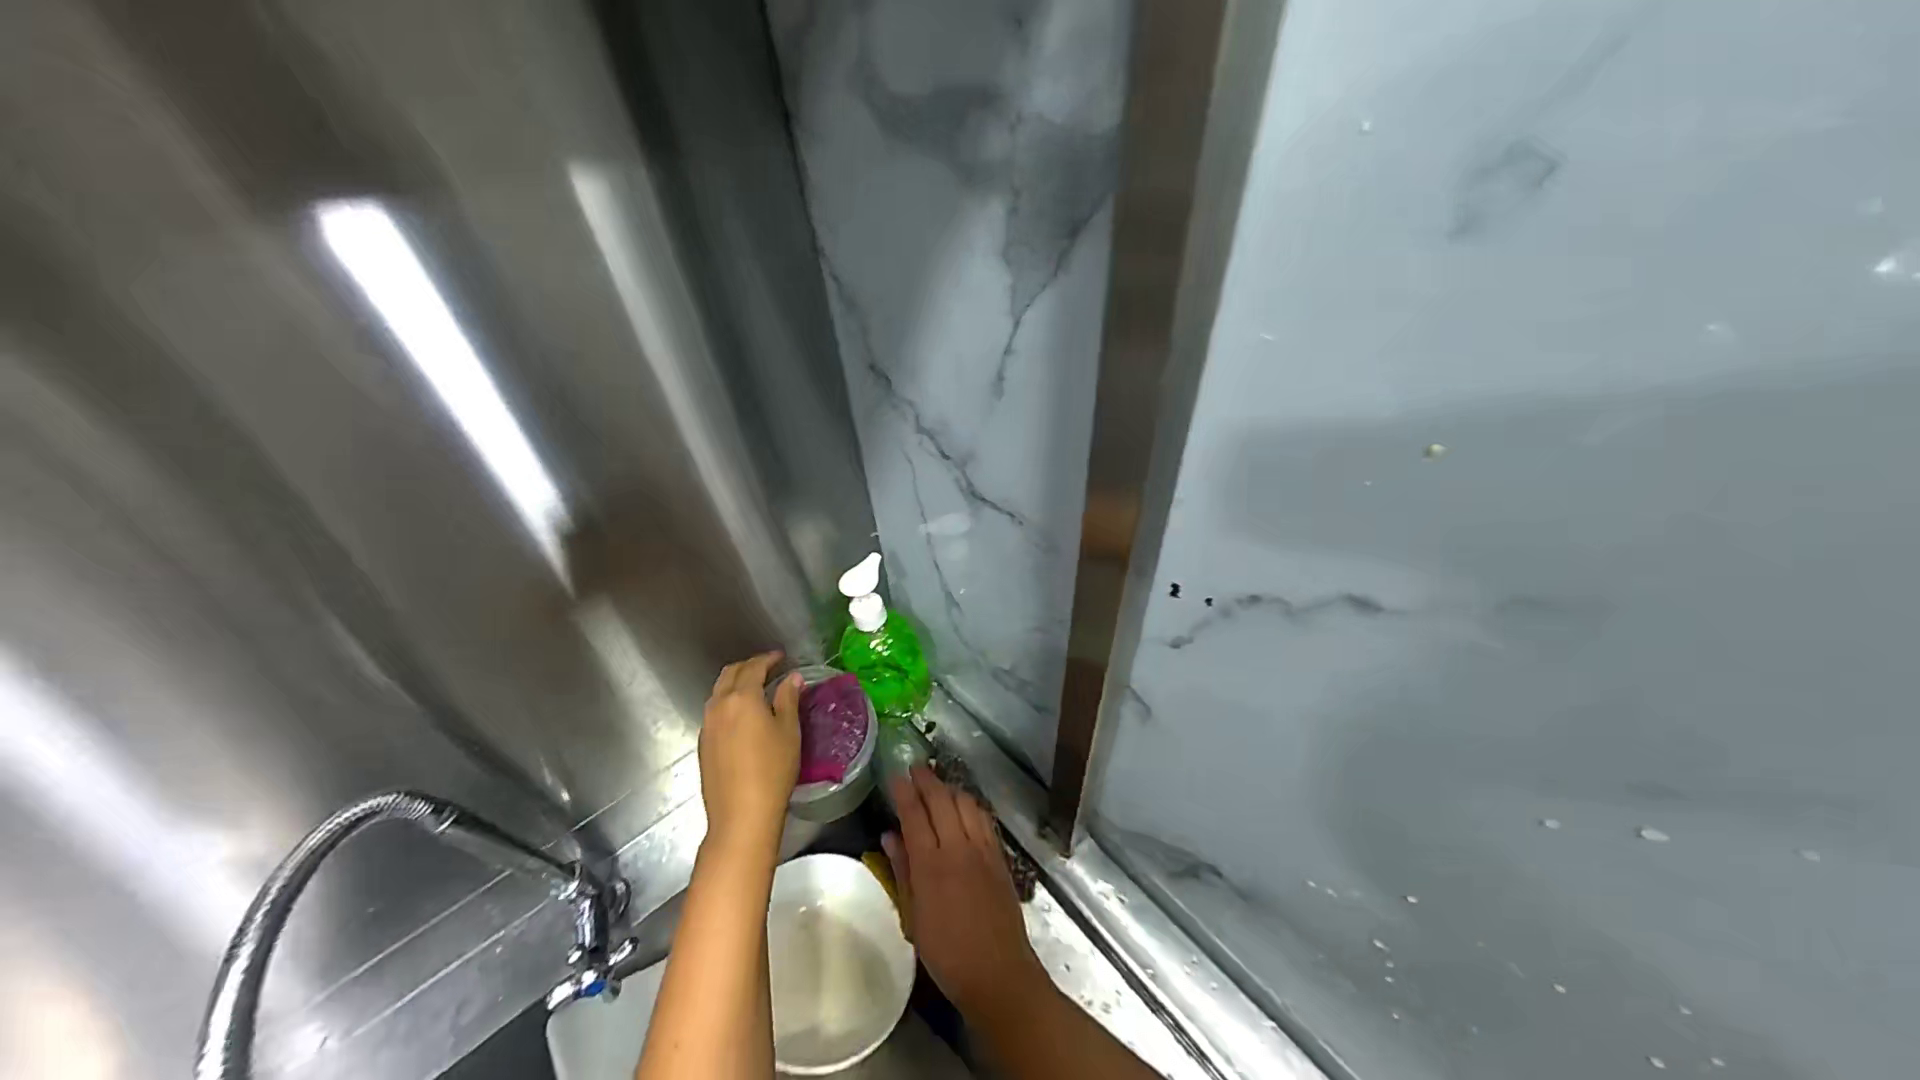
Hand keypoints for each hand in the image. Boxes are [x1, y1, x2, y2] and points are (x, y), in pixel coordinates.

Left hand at [700, 652, 800, 850]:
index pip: (753, 667)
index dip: (768, 659)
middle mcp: (718, 706)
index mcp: (741, 697)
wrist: (741, 814)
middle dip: (749, 666)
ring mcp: (707, 726)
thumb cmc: (773, 769)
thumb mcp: (789, 731)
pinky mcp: (704, 744)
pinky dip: (729, 703)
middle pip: (730, 674)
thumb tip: (792, 679)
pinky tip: (744, 716)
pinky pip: (715, 711)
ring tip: (757, 689)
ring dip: (736, 684)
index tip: (781, 657)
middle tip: (769, 668)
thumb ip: (789, 699)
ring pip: (719, 692)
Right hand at [883, 767, 1046, 1016]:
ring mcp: (983, 850)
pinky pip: (985, 819)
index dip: (904, 791)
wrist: (997, 972)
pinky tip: (964, 805)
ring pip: (967, 803)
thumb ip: (902, 871)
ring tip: (937, 783)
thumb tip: (890, 835)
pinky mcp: (1000, 857)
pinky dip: (971, 804)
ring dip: (950, 788)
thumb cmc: (946, 953)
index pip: (915, 815)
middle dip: (927, 780)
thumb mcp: (913, 916)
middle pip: (942, 800)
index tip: (896, 774)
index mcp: (931, 865)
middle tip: (915, 767)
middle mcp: (958, 848)